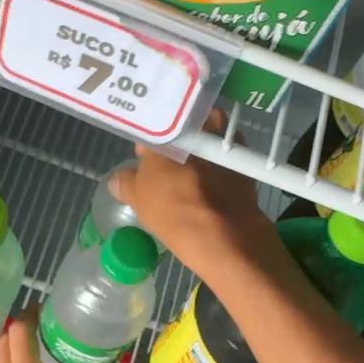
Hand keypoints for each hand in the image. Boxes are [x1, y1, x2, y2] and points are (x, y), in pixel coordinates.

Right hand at [112, 145, 275, 281]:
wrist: (222, 234)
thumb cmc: (172, 208)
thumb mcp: (138, 197)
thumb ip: (126, 183)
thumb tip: (118, 179)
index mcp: (172, 129)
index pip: (156, 128)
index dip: (148, 144)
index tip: (143, 158)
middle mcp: (202, 129)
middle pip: (186, 132)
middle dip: (176, 146)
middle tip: (167, 169)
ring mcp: (228, 148)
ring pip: (209, 145)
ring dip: (200, 157)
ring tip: (188, 182)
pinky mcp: (245, 169)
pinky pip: (226, 165)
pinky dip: (217, 174)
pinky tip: (208, 193)